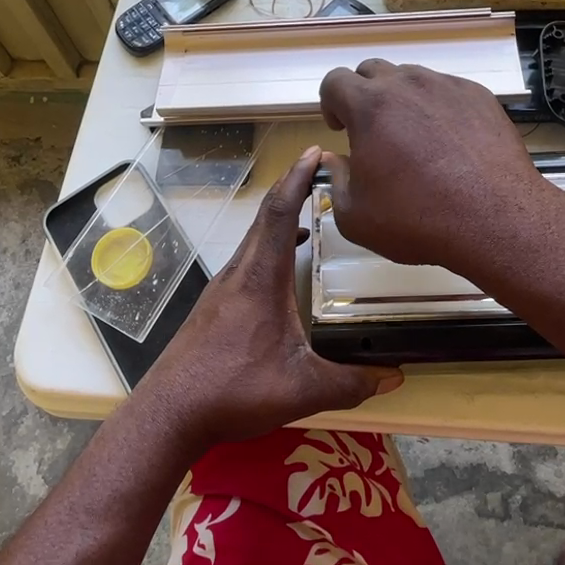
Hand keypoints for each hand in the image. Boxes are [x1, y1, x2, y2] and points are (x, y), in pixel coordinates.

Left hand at [130, 145, 401, 446]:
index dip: (298, 178)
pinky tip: (285, 267)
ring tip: (310, 212)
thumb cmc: (233, 390)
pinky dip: (270, 245)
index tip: (315, 151)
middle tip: (321, 171)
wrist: (169, 412)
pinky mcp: (216, 304)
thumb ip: (350, 382)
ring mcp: (223, 287)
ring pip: (255, 237)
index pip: (281, 212)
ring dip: (280, 217)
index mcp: (261, 277)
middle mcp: (240, 272)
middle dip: (293, 187)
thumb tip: (395, 377)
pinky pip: (248, 258)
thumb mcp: (301, 390)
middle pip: (266, 215)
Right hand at [318, 60, 556, 272]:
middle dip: (364, 95)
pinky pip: (447, 91)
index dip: (330, 103)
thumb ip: (336, 180)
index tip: (341, 128)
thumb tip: (336, 160)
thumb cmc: (417, 220)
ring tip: (414, 138)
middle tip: (373, 131)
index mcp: (370, 106)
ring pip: (412, 79)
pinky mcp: (478, 96)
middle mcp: (407, 85)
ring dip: (402, 100)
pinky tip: (449, 144)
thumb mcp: (355, 216)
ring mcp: (446, 86)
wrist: (493, 219)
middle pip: (372, 71)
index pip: (335, 81)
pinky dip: (439, 109)